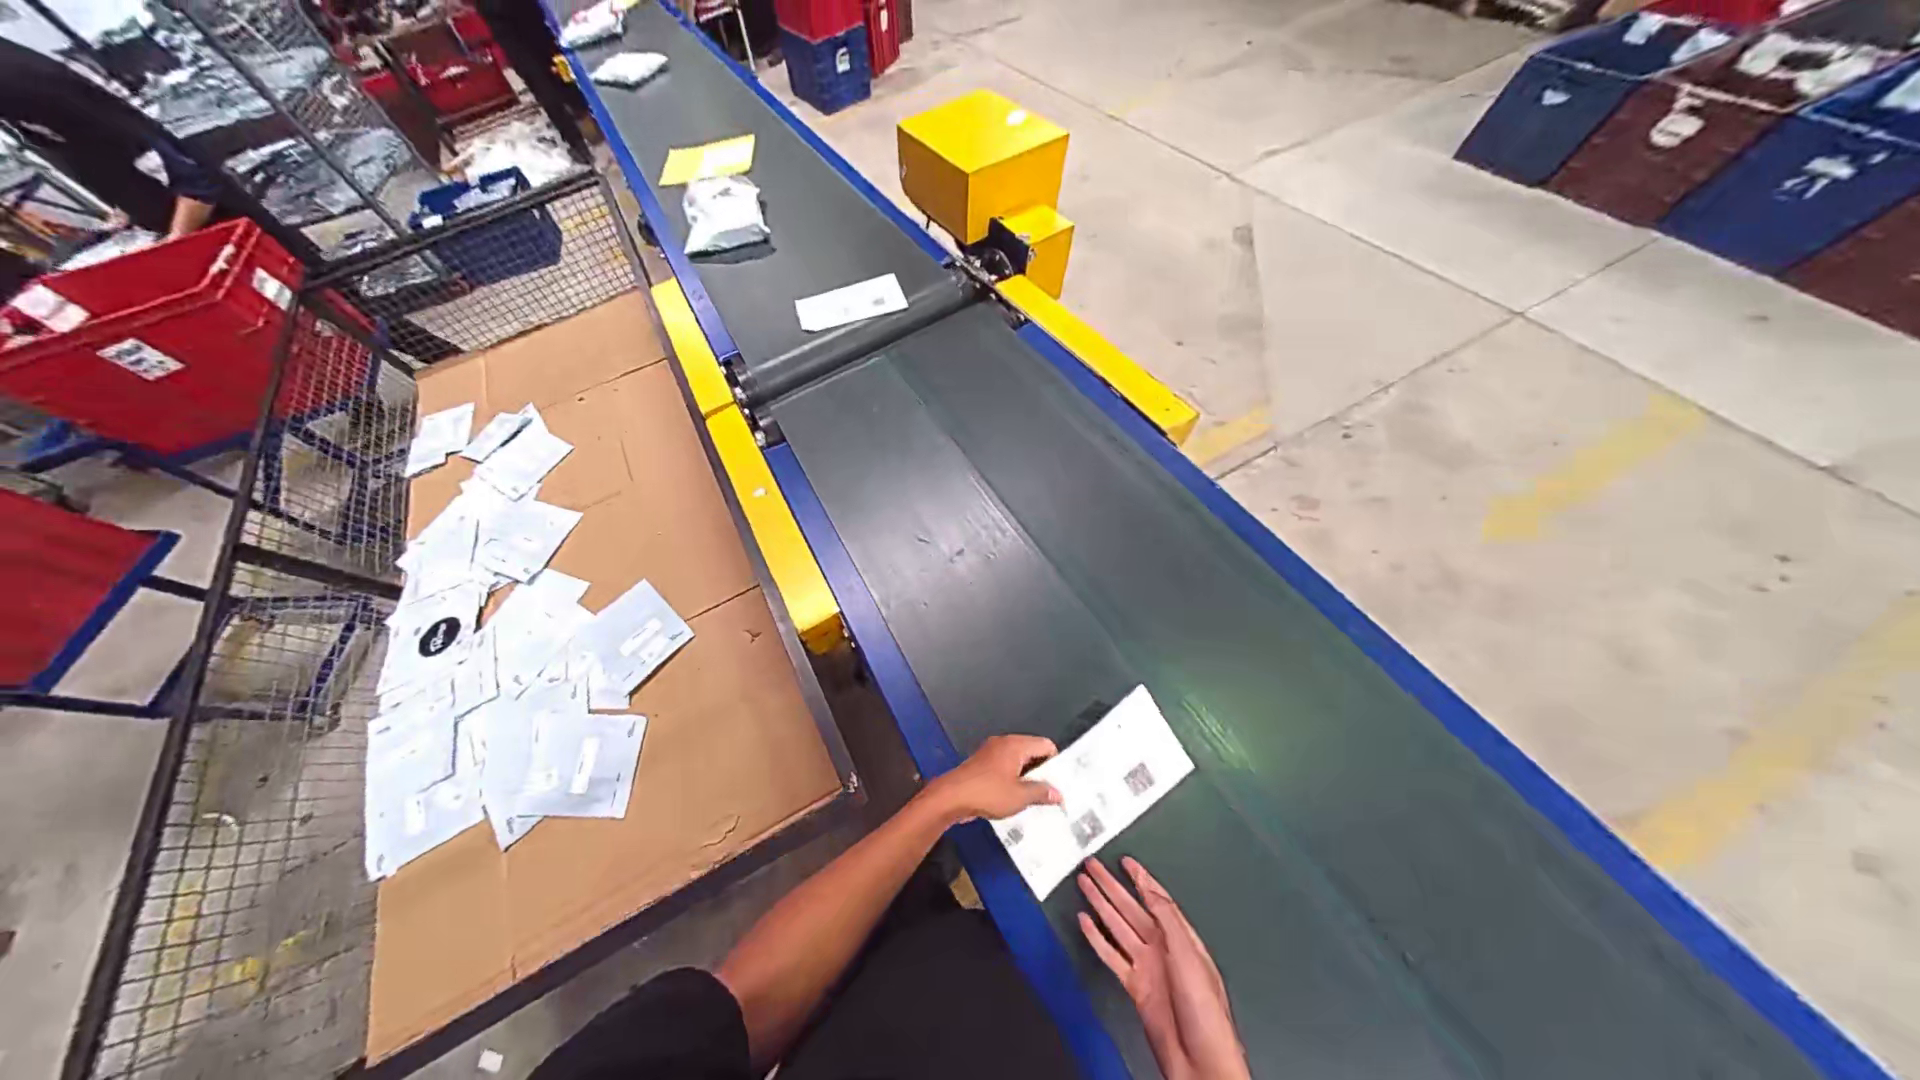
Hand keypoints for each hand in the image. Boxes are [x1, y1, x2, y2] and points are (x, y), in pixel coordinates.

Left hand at [919, 734, 1060, 823]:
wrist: (951, 797)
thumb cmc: (988, 793)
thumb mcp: (1020, 796)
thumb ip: (1041, 792)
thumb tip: (1058, 794)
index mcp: (1015, 745)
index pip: (1045, 744)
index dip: (1055, 762)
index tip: (1059, 781)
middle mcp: (1003, 743)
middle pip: (1031, 751)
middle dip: (1041, 770)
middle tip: (1050, 792)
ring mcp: (990, 753)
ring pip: (1017, 760)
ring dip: (1026, 776)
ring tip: (1034, 798)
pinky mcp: (981, 765)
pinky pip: (1004, 767)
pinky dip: (1011, 779)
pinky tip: (1013, 798)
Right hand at [1078, 857, 1249, 1079]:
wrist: (1200, 1062)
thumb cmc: (1204, 1012)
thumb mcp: (1190, 958)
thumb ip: (1168, 921)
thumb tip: (1150, 890)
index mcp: (1180, 938)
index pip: (1157, 899)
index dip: (1141, 879)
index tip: (1125, 861)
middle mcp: (1162, 947)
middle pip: (1131, 908)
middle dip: (1112, 886)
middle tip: (1093, 865)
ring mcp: (1147, 966)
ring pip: (1117, 927)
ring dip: (1100, 905)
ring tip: (1084, 884)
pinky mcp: (1134, 986)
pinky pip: (1111, 955)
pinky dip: (1096, 938)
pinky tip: (1085, 922)